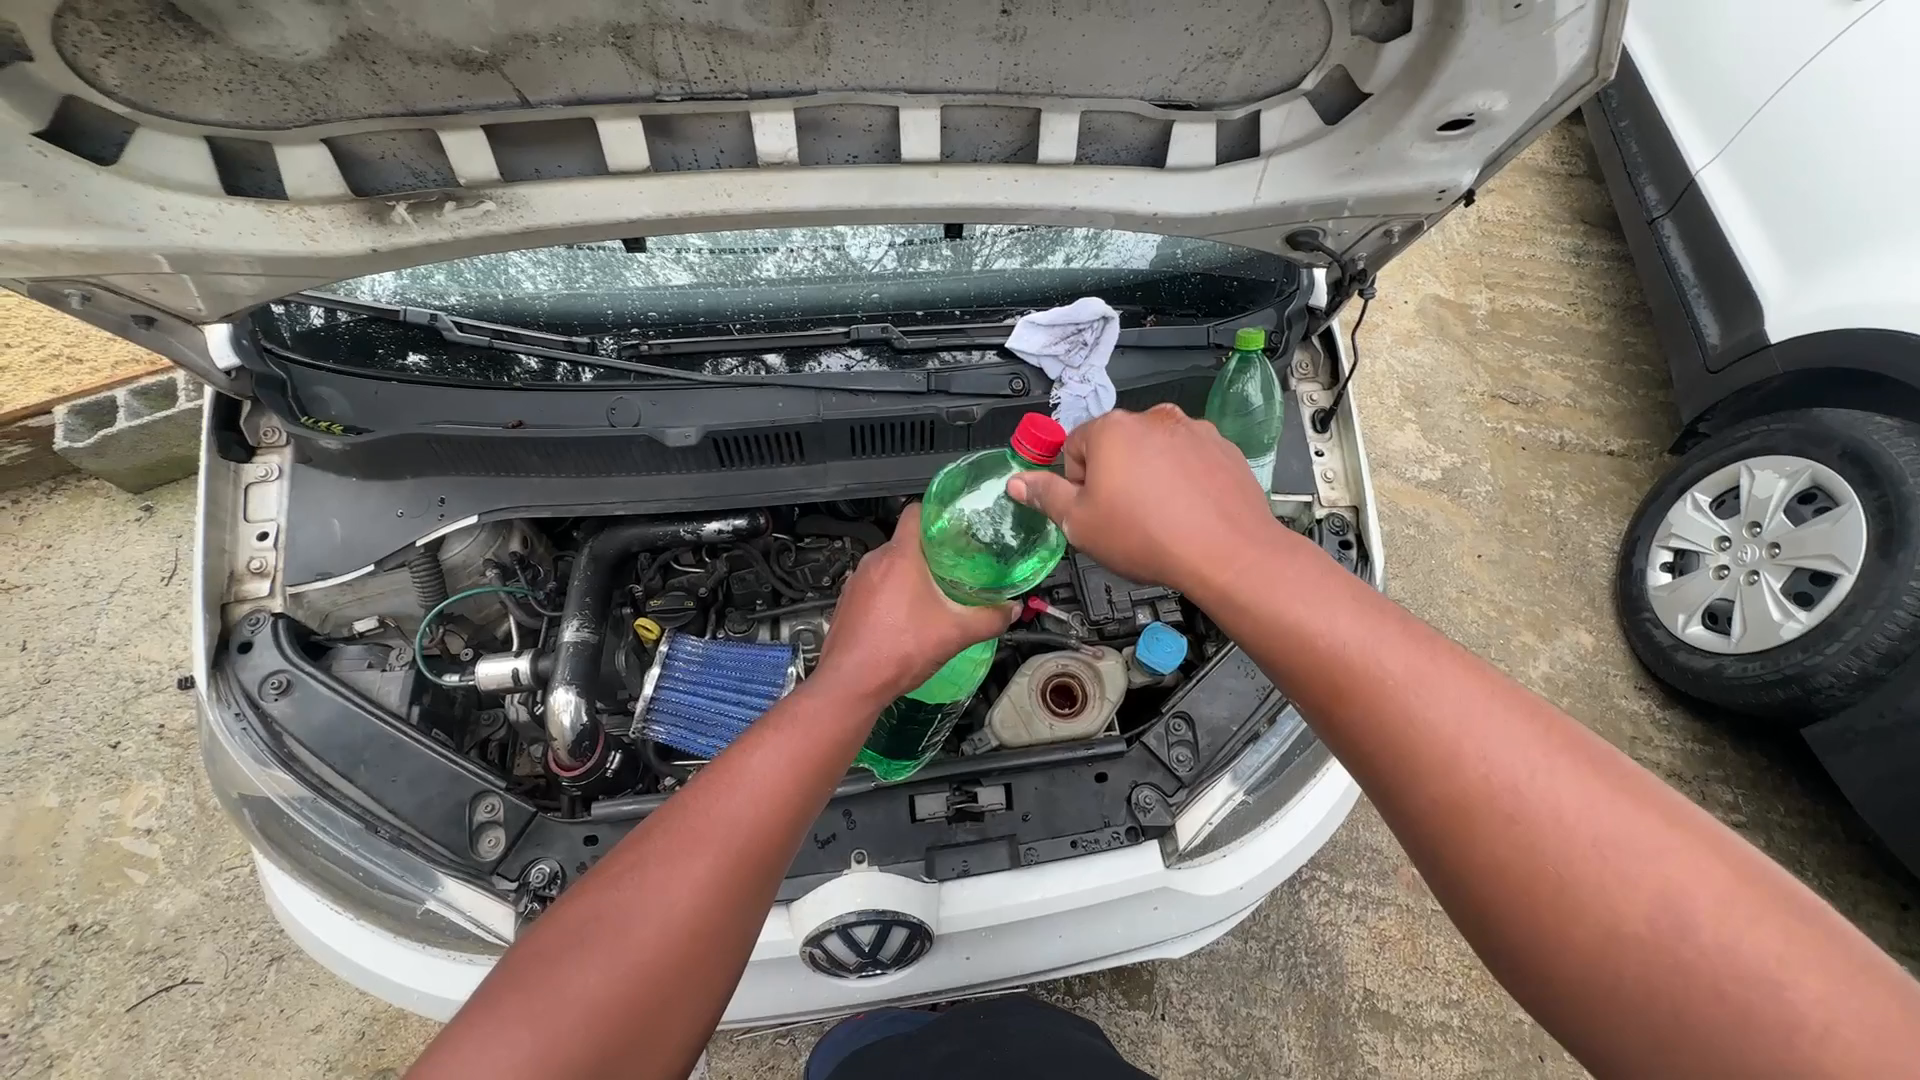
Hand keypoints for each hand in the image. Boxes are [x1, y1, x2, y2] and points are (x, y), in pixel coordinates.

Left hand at [815, 504, 1017, 703]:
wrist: (851, 684)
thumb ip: (989, 619)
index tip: (958, 527)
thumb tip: (1012, 610)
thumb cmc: (899, 651)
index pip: (916, 511)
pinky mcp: (848, 602)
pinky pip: (874, 586)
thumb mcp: (955, 635)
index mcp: (900, 556)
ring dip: (910, 574)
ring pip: (889, 564)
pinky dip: (891, 593)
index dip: (938, 513)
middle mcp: (874, 561)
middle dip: (931, 551)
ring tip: (934, 592)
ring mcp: (856, 581)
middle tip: (956, 565)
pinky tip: (906, 616)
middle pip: (906, 540)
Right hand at [1005, 404, 1282, 594]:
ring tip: (1158, 520)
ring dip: (1149, 478)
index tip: (1092, 511)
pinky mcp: (1223, 448)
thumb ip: (1046, 496)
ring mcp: (1192, 430)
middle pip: (1116, 446)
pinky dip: (1183, 481)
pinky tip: (1186, 514)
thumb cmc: (1149, 537)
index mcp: (1111, 430)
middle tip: (1122, 520)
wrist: (1227, 553)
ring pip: (1154, 453)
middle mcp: (1152, 419)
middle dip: (1113, 478)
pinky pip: (1189, 461)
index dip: (1077, 485)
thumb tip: (1018, 481)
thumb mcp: (1080, 524)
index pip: (1074, 448)